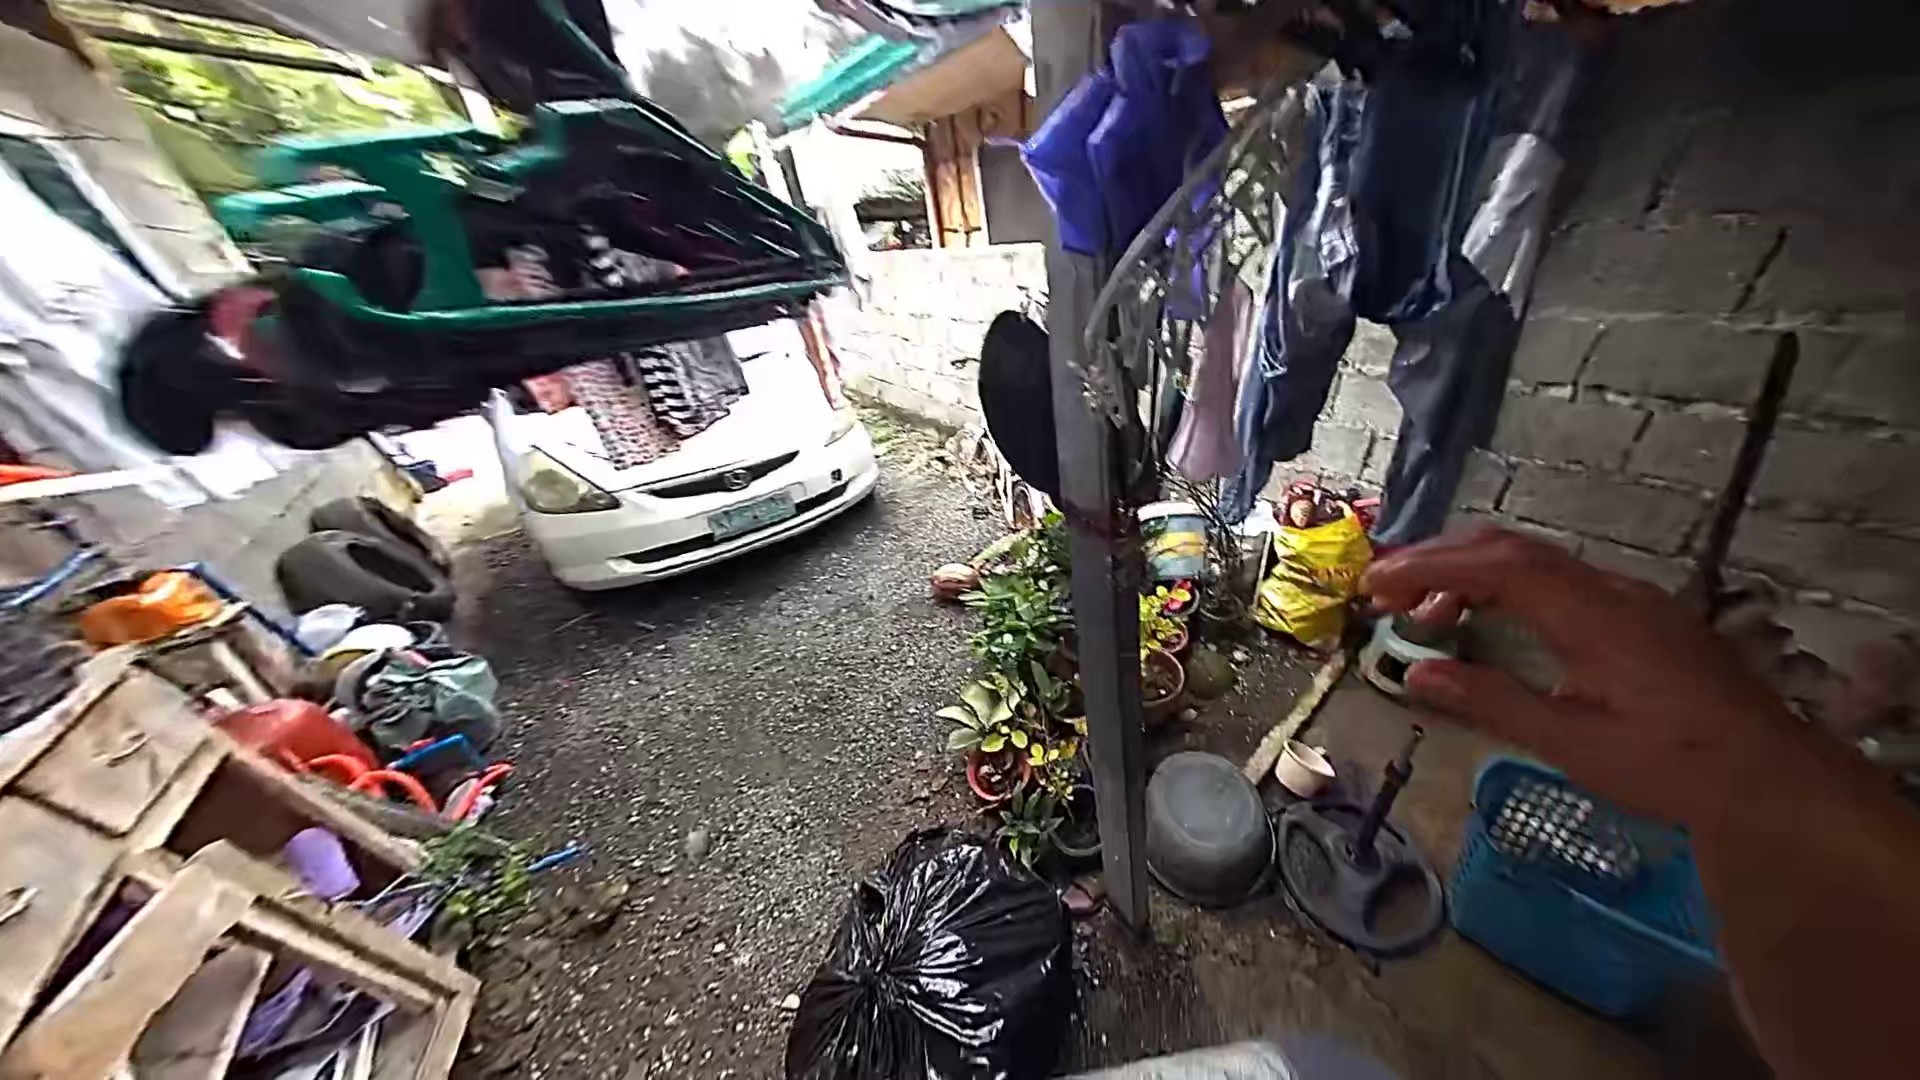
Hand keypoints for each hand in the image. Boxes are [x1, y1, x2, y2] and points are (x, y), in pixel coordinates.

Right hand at [1361, 527, 1807, 828]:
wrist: (1784, 790)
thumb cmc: (1677, 769)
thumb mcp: (1575, 745)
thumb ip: (1491, 702)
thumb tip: (1414, 675)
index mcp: (1599, 618)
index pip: (1500, 566)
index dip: (1428, 567)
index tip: (1373, 586)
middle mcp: (1609, 592)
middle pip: (1506, 548)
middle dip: (1433, 561)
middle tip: (1380, 593)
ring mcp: (1620, 598)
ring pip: (1523, 558)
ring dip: (1458, 571)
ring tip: (1415, 608)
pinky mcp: (1623, 612)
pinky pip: (1542, 578)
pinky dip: (1488, 585)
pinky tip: (1470, 616)